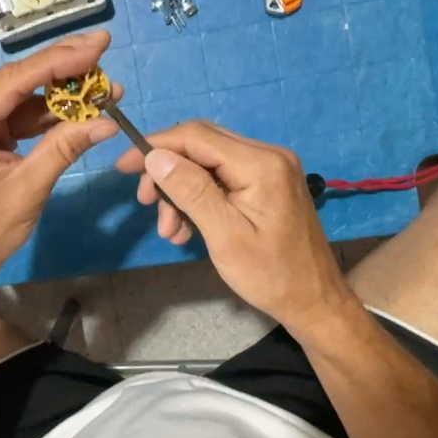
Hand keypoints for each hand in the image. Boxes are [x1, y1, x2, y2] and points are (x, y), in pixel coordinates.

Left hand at [0, 31, 118, 288]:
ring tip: (103, 87)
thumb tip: (108, 120)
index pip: (12, 83)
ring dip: (60, 93)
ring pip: (19, 96)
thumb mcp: (30, 189)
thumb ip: (65, 148)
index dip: (56, 61)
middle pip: (15, 82)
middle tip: (103, 50)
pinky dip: (47, 113)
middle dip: (62, 69)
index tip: (96, 44)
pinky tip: (79, 107)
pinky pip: (16, 114)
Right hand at [115, 121, 351, 330]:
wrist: (314, 300)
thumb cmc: (270, 275)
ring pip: (208, 162)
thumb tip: (155, 157)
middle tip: (145, 202)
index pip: (197, 137)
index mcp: (261, 165)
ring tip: (169, 228)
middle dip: (166, 170)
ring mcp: (270, 167)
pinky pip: (223, 177)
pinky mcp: (268, 182)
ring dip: (180, 189)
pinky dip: (199, 196)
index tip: (124, 167)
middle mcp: (268, 155)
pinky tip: (187, 227)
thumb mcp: (224, 236)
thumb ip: (191, 192)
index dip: (155, 147)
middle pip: (201, 144)